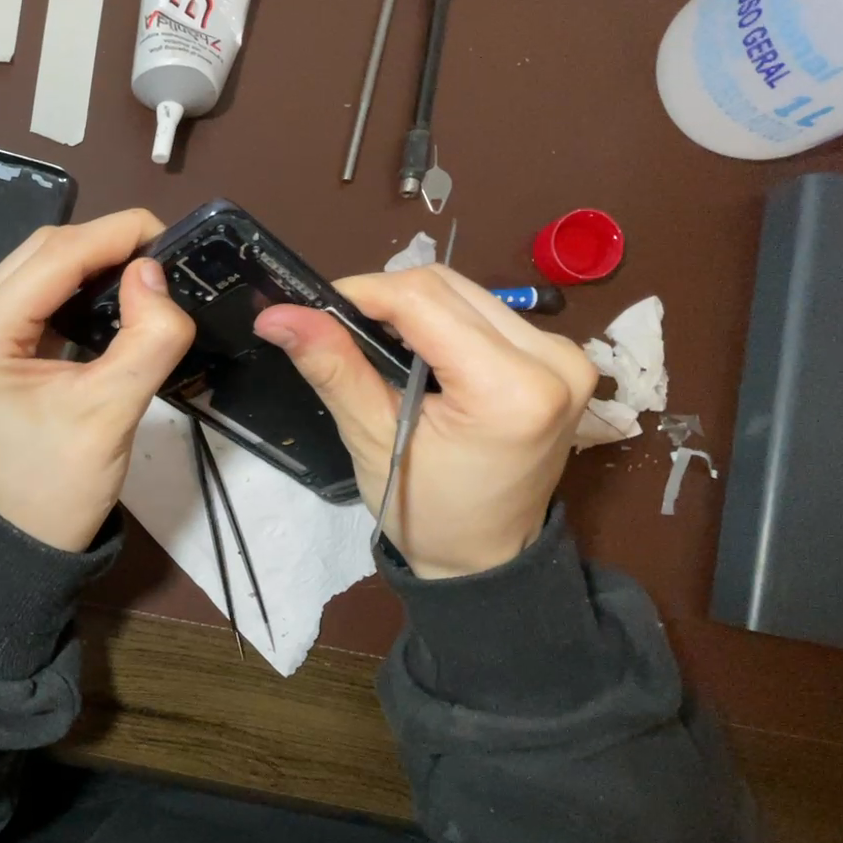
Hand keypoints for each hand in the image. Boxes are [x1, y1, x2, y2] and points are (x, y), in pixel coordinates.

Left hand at [0, 210, 194, 551]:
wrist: (32, 533)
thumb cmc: (64, 484)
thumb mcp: (113, 411)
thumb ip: (146, 339)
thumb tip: (155, 272)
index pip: (52, 259)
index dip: (114, 235)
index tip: (169, 233)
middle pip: (41, 254)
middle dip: (103, 246)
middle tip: (162, 257)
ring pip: (39, 268)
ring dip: (91, 263)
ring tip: (143, 273)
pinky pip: (36, 295)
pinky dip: (77, 288)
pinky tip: (112, 293)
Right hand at [253, 266, 597, 578]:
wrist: (486, 555)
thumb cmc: (425, 510)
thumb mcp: (371, 439)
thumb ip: (333, 368)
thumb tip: (277, 315)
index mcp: (510, 387)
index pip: (424, 300)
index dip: (360, 292)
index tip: (310, 308)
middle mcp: (553, 358)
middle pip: (448, 287)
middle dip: (382, 298)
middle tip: (334, 328)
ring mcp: (566, 355)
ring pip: (467, 293)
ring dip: (410, 307)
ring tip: (370, 343)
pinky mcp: (562, 358)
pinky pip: (487, 313)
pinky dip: (439, 321)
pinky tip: (414, 352)